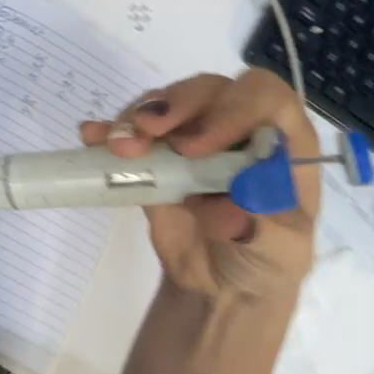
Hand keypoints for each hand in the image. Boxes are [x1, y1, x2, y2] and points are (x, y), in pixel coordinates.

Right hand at [80, 69, 318, 300]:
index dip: (233, 108)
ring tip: (118, 146)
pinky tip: (93, 136)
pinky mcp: (154, 151)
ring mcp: (191, 135)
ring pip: (167, 102)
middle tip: (151, 133)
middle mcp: (237, 127)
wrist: (218, 284)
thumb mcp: (280, 252)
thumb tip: (230, 210)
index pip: (265, 97)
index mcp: (279, 142)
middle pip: (210, 89)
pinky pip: (132, 127)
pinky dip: (111, 127)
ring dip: (139, 116)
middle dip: (177, 105)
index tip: (198, 146)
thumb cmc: (263, 261)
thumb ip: (262, 228)